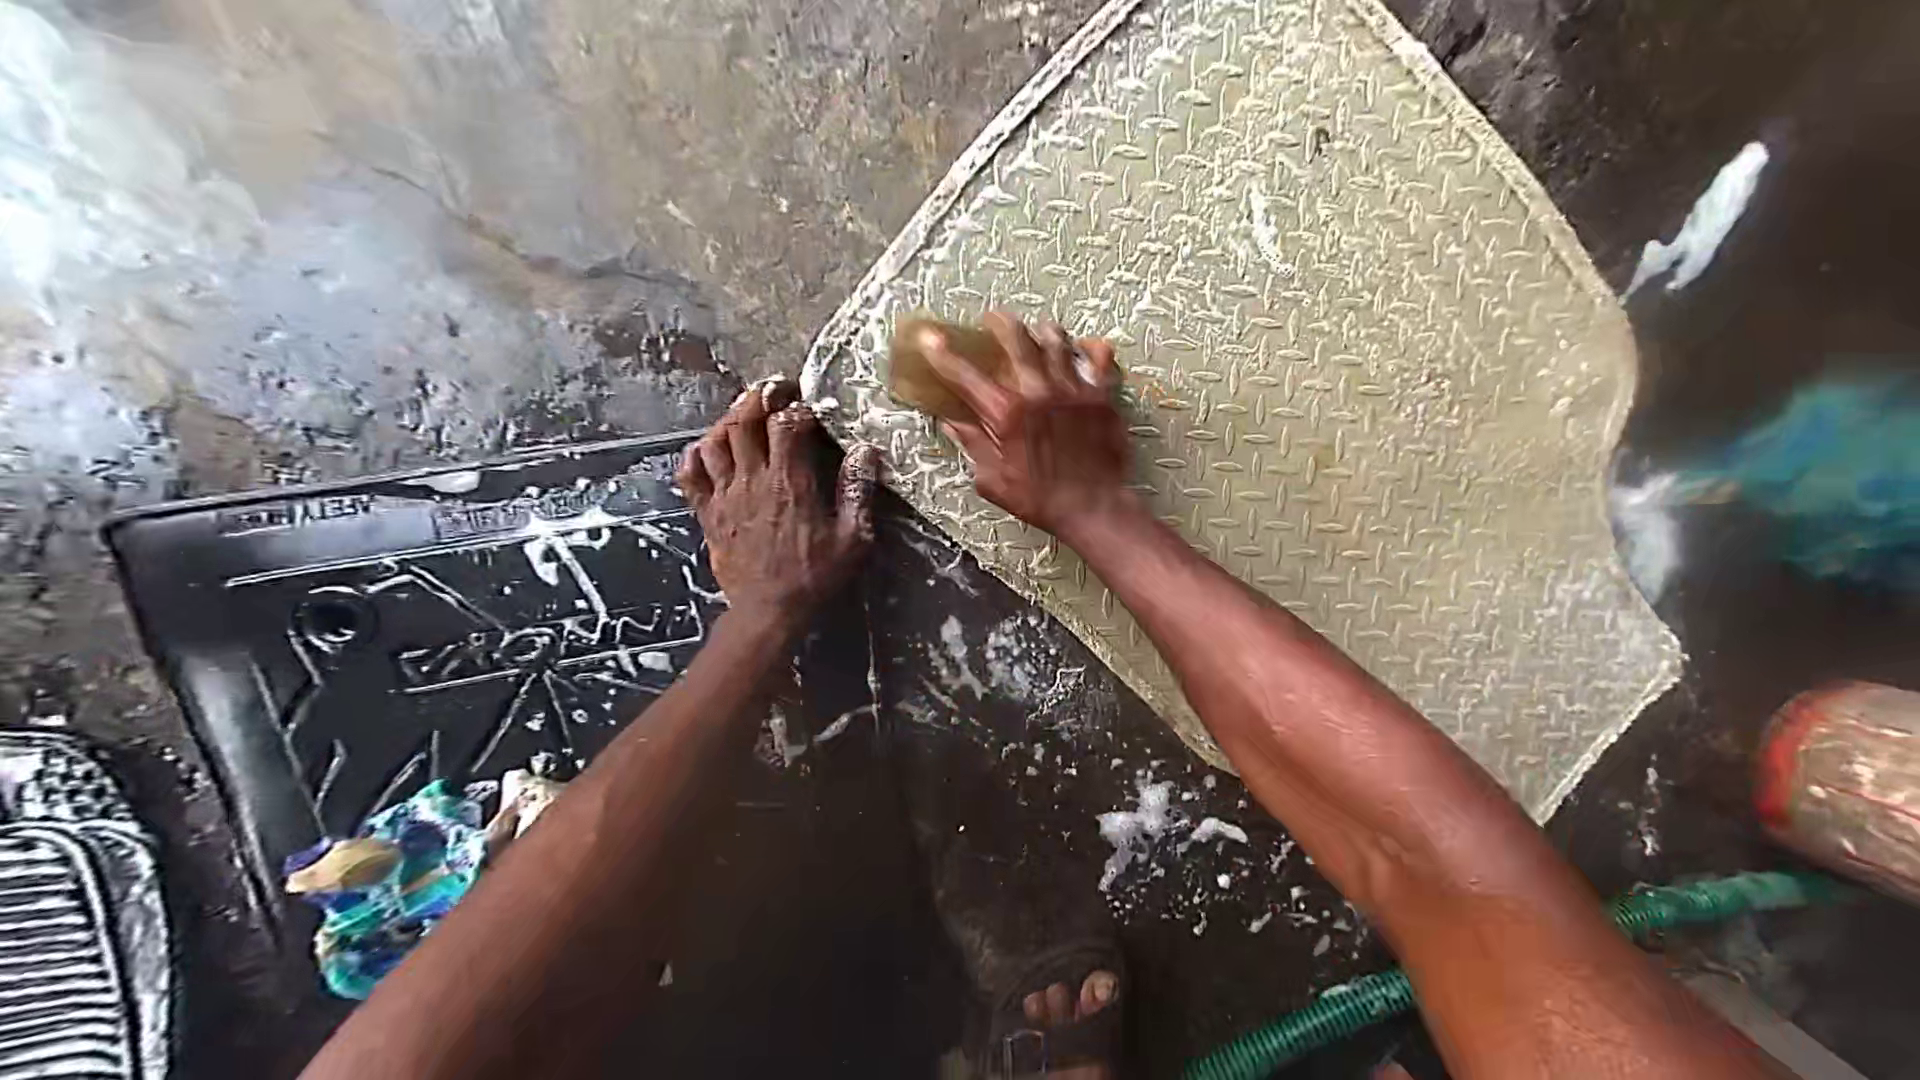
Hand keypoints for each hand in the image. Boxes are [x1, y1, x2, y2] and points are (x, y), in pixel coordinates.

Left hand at [676, 379, 878, 629]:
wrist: (769, 610)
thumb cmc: (815, 574)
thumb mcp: (854, 538)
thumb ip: (858, 491)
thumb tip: (866, 451)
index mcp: (790, 482)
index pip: (786, 424)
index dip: (797, 406)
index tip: (810, 405)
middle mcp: (753, 480)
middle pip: (744, 422)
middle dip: (758, 397)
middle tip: (773, 389)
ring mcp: (725, 496)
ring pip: (715, 442)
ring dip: (728, 420)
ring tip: (744, 413)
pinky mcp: (708, 514)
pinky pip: (690, 476)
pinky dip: (696, 456)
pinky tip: (707, 450)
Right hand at [927, 312, 1134, 540]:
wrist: (1092, 507)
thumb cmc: (1039, 499)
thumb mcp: (993, 479)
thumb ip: (974, 445)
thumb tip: (953, 423)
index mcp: (1007, 413)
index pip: (966, 375)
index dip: (943, 354)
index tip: (930, 337)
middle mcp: (1038, 392)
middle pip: (1016, 340)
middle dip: (1001, 324)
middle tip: (994, 319)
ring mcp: (1072, 390)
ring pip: (1057, 341)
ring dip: (1043, 331)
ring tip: (1038, 330)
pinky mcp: (1101, 396)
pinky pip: (1100, 358)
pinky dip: (1092, 349)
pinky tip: (1086, 348)